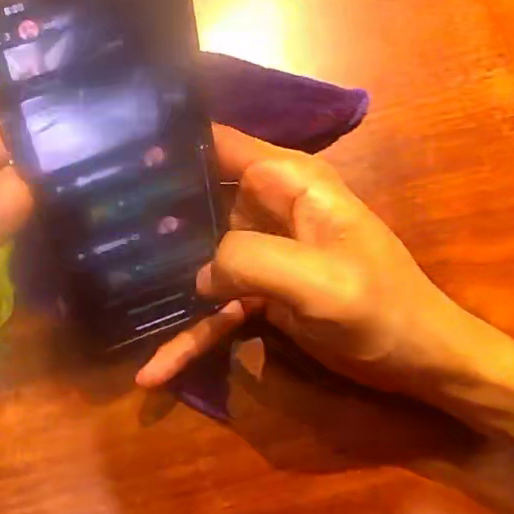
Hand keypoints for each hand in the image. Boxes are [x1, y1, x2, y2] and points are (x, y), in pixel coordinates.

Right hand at [135, 126, 479, 405]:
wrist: (422, 365)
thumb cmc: (382, 310)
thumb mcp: (320, 281)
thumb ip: (249, 259)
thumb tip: (194, 273)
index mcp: (285, 182)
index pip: (216, 142)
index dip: (167, 144)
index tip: (112, 157)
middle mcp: (265, 207)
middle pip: (192, 198)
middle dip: (146, 213)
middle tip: (92, 229)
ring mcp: (257, 251)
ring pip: (192, 256)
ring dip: (157, 280)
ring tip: (110, 299)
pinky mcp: (254, 290)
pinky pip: (209, 308)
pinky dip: (184, 334)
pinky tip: (152, 370)